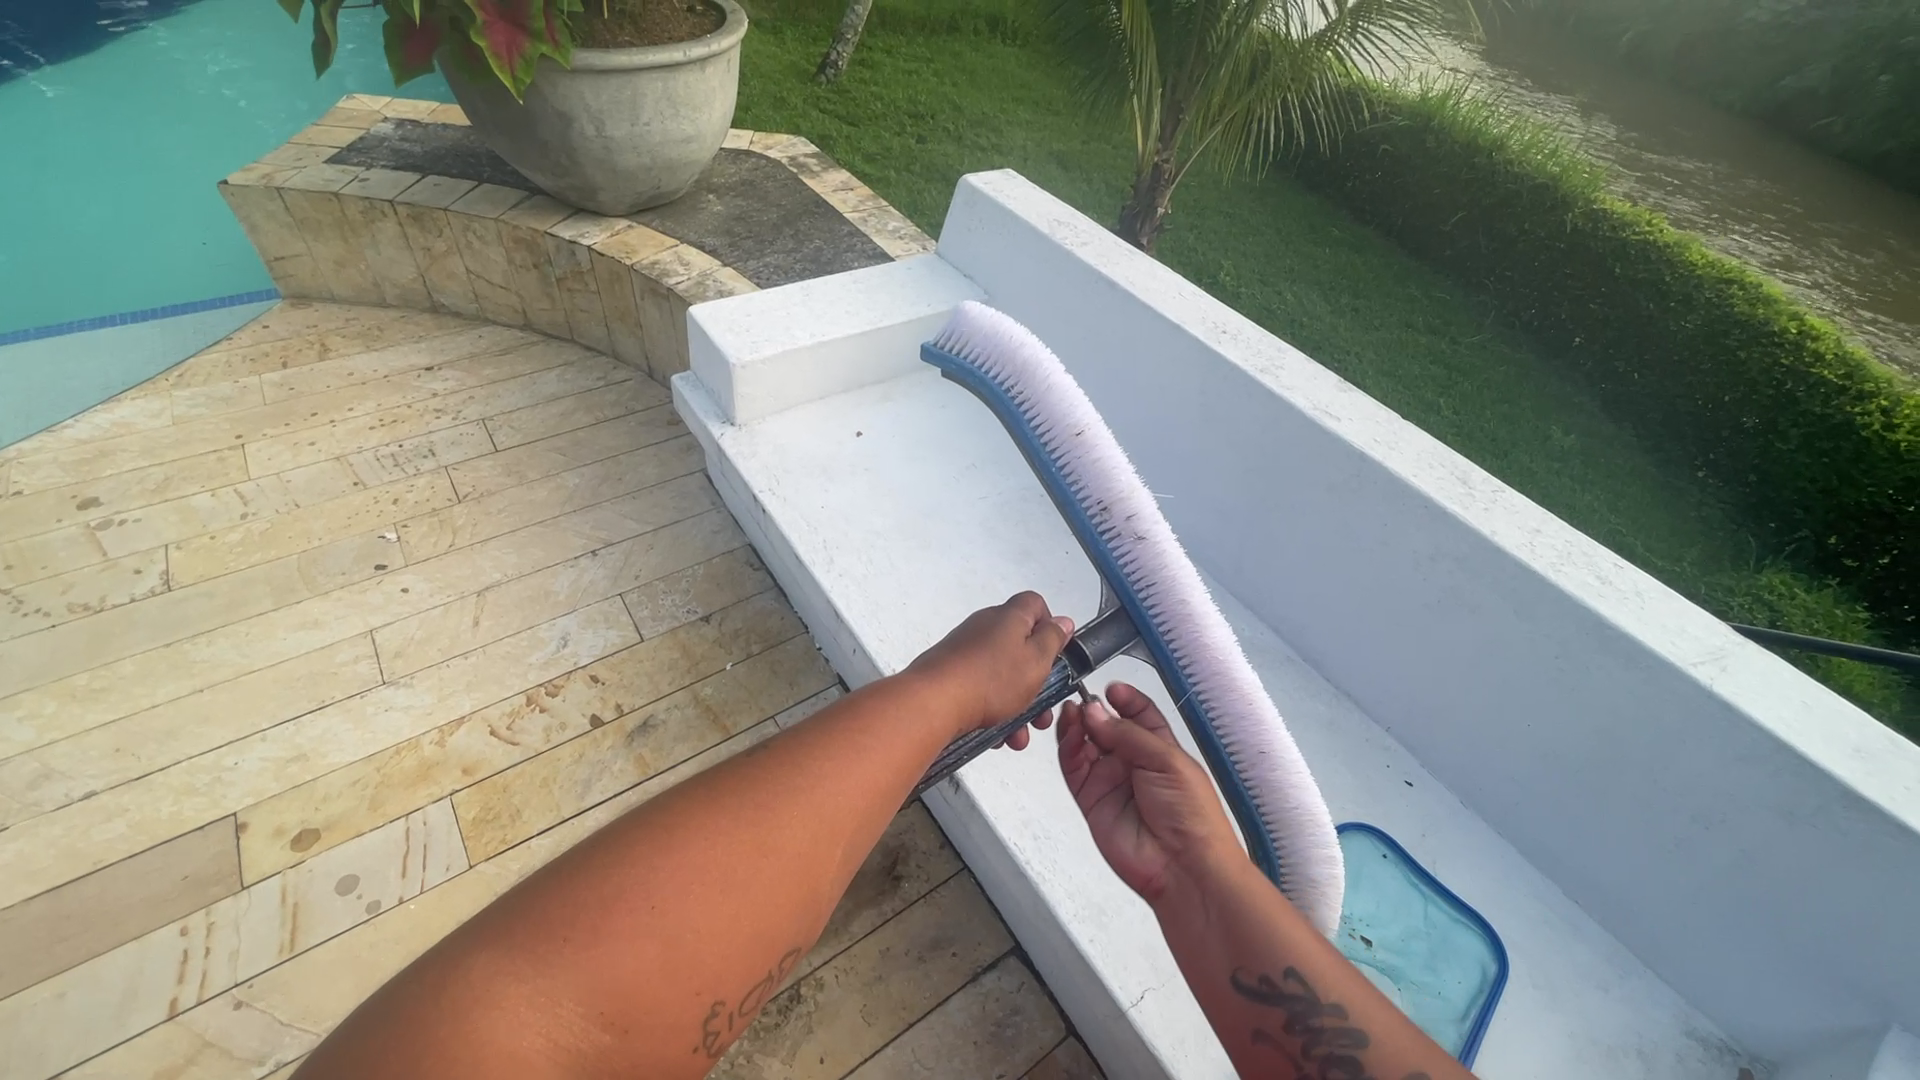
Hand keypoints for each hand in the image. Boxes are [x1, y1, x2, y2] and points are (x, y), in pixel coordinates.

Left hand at [904, 592, 1072, 746]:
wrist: (934, 703)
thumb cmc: (986, 681)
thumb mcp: (1036, 660)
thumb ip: (1052, 639)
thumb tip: (1062, 623)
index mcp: (1009, 617)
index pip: (1036, 606)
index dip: (1050, 628)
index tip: (1057, 653)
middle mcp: (984, 627)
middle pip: (1020, 648)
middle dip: (1036, 681)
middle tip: (1042, 706)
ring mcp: (965, 650)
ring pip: (1001, 675)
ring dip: (1016, 705)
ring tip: (1019, 733)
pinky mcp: (950, 673)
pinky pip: (980, 689)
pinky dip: (992, 710)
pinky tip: (996, 733)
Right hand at [1056, 683, 1244, 903]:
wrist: (1182, 867)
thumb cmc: (1189, 811)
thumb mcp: (1166, 761)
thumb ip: (1126, 734)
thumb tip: (1093, 710)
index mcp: (1160, 748)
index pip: (1139, 715)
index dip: (1125, 700)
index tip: (1111, 688)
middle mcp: (1132, 762)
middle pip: (1106, 727)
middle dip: (1095, 711)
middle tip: (1084, 700)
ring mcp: (1110, 780)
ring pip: (1085, 744)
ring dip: (1077, 726)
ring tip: (1072, 714)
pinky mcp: (1090, 799)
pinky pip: (1073, 769)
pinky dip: (1067, 749)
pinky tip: (1069, 734)